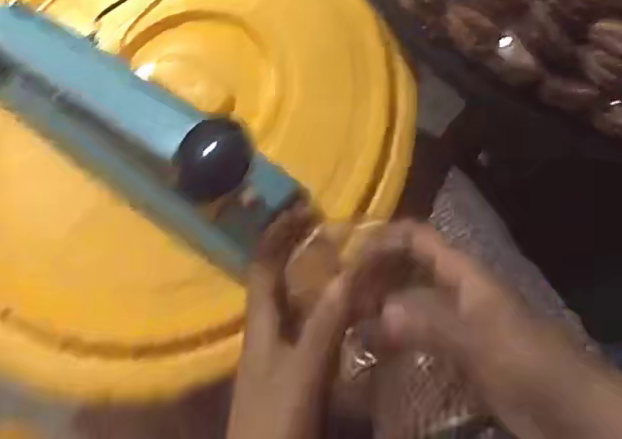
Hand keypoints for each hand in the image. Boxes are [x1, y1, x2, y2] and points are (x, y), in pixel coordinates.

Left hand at [225, 209, 359, 438]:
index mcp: (260, 328)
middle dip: (307, 253)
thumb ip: (324, 323)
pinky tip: (361, 317)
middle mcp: (269, 337)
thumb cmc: (274, 428)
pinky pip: (318, 336)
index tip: (307, 206)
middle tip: (344, 233)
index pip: (263, 267)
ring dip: (325, 284)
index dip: (278, 233)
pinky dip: (337, 318)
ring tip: (358, 264)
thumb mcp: (301, 374)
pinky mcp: (300, 384)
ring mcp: (284, 362)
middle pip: (284, 284)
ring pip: (303, 309)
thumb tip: (349, 269)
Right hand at [362, 224, 609, 438]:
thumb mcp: (477, 340)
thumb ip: (431, 321)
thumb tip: (378, 307)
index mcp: (466, 275)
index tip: (345, 253)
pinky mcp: (466, 360)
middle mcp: (461, 292)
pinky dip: (400, 345)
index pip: (419, 239)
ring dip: (385, 311)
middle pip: (413, 270)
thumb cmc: (527, 363)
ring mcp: (464, 326)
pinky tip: (376, 363)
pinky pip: (425, 342)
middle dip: (378, 275)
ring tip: (346, 327)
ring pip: (416, 306)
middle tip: (336, 296)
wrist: (571, 408)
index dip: (385, 238)